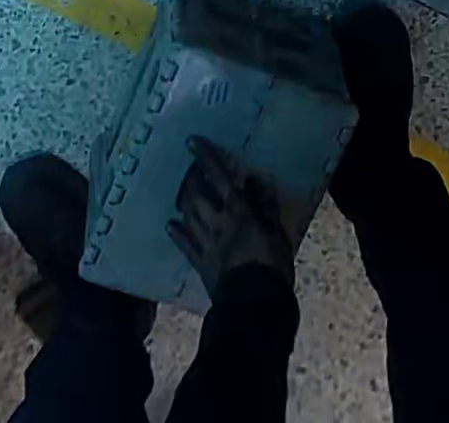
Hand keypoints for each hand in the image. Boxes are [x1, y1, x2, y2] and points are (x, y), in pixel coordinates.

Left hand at [168, 136, 295, 293]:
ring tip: (185, 192)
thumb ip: (265, 205)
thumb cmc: (272, 265)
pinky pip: (186, 245)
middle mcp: (217, 222)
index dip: (205, 158)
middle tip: (191, 170)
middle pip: (197, 195)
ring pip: (189, 215)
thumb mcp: (277, 231)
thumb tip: (255, 179)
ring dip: (185, 201)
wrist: (256, 305)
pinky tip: (171, 224)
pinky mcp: (201, 263)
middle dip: (191, 179)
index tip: (191, 142)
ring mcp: (206, 243)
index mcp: (238, 211)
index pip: (218, 177)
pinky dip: (177, 233)